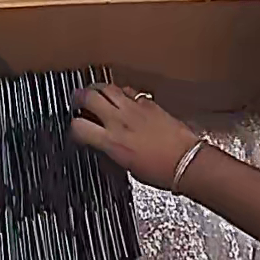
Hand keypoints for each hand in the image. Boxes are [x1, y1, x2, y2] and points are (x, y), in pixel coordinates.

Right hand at [70, 83, 202, 189]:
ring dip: (98, 89)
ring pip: (108, 88)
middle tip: (77, 99)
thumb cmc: (160, 171)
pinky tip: (120, 96)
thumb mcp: (125, 166)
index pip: (79, 126)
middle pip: (90, 97)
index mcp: (111, 141)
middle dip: (79, 96)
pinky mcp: (149, 103)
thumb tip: (102, 141)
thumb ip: (110, 149)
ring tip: (95, 91)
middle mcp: (120, 121)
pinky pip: (128, 91)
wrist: (186, 162)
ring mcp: (134, 109)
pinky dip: (120, 92)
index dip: (73, 126)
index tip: (76, 127)